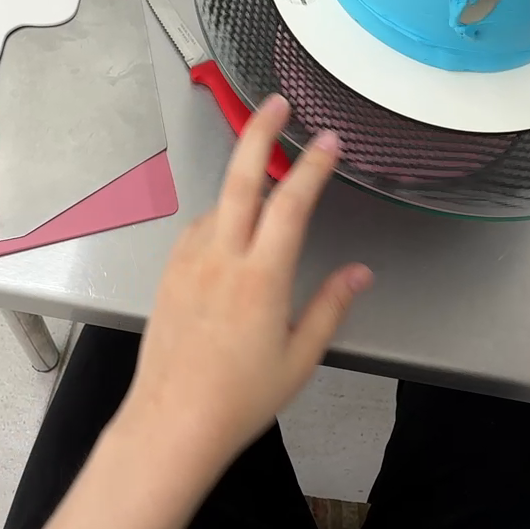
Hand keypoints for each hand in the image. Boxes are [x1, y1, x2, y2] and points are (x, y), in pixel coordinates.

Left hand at [118, 95, 372, 469]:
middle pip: (242, 178)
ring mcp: (189, 260)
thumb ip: (331, 307)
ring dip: (243, 183)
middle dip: (260, 132)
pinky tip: (232, 231)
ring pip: (220, 202)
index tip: (328, 140)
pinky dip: (221, 216)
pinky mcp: (169, 270)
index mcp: (260, 278)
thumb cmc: (239, 399)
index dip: (312, 166)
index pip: (291, 205)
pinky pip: (200, 227)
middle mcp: (222, 258)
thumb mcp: (299, 359)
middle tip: (276, 103)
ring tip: (266, 182)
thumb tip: (360, 273)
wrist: (169, 425)